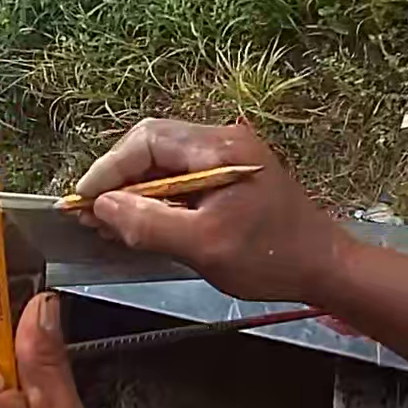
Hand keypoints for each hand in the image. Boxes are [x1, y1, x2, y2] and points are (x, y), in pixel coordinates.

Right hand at [76, 119, 346, 302]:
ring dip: (137, 193)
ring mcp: (230, 157)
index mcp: (220, 148)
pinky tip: (142, 224)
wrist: (324, 267)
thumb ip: (150, 224)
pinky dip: (159, 201)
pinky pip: (184, 180)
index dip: (109, 169)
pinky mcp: (232, 177)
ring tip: (108, 224)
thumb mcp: (205, 246)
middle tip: (92, 216)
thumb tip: (101, 207)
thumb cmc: (270, 259)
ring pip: (166, 165)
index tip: (83, 201)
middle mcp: (224, 141)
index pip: (147, 140)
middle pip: (154, 148)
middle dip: (119, 181)